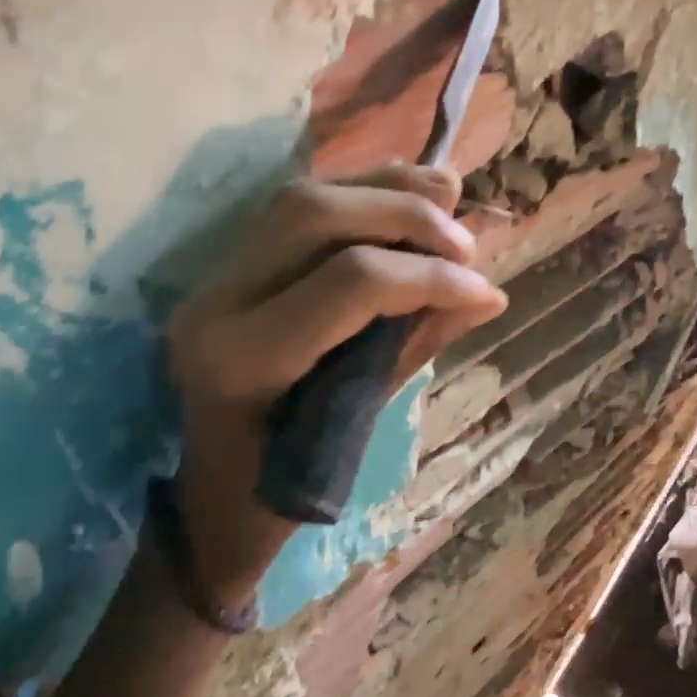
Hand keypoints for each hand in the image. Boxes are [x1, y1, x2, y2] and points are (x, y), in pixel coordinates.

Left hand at [167, 163, 508, 603]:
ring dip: (381, 192)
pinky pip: (292, 215)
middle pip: (313, 214)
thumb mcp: (354, 434)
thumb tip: (487, 296)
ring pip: (299, 199)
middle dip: (403, 214)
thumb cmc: (280, 498)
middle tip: (465, 244)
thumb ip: (412, 350)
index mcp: (243, 358)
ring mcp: (212, 283)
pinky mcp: (226, 274)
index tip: (483, 289)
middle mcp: (216, 304)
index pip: (349, 282)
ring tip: (447, 201)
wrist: (210, 504)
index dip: (429, 275)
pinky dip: (355, 199)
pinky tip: (403, 199)